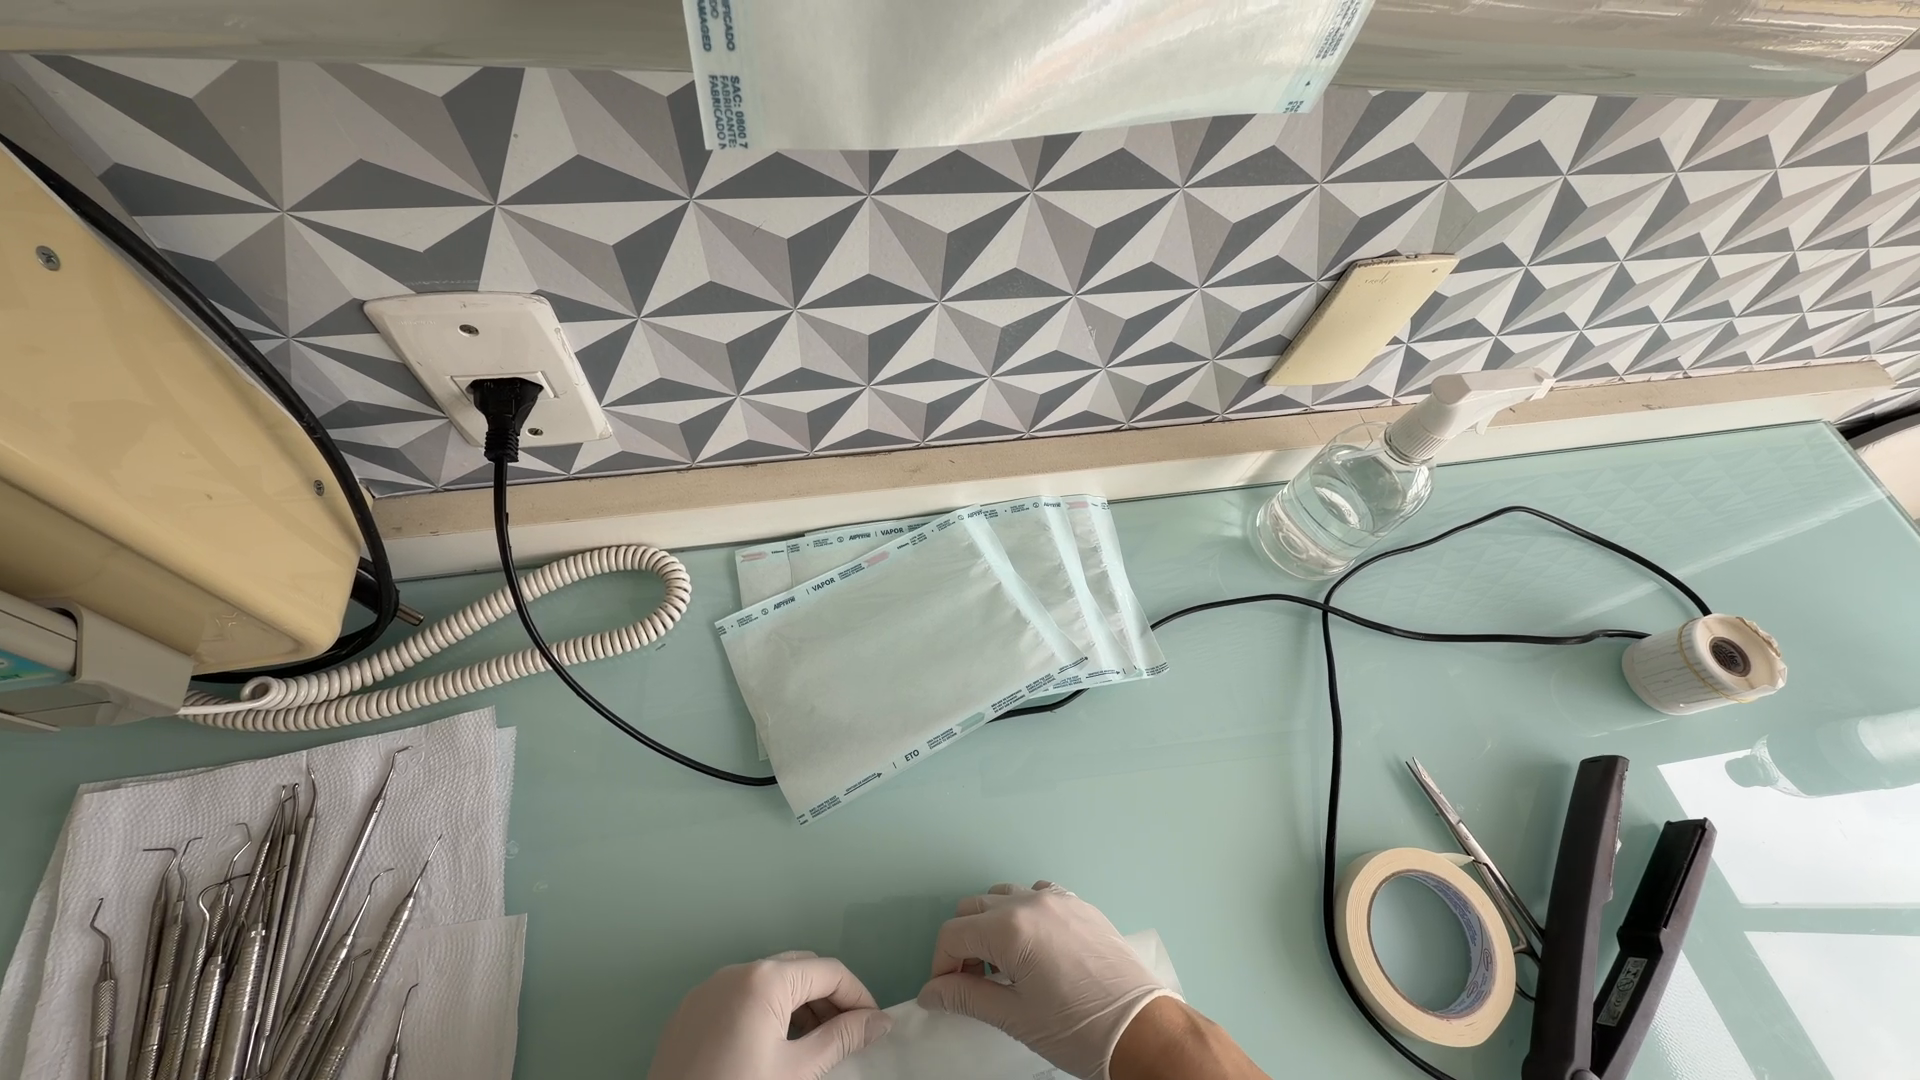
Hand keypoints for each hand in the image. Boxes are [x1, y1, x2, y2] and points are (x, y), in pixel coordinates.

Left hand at [647, 950, 892, 1079]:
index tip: (875, 1025)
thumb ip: (842, 1038)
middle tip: (849, 1035)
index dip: (858, 995)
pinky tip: (773, 1047)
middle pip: (799, 969)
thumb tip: (879, 1021)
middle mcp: (736, 971)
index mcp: (765, 978)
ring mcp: (708, 989)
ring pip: (769, 982)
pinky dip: (766, 1011)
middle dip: (829, 997)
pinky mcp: (690, 1011)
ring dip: (798, 1005)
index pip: (829, 971)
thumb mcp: (798, 1072)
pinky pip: (740, 997)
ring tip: (815, 1045)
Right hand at [917, 881, 1174, 1079]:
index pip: (952, 934)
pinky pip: (1037, 895)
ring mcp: (1057, 898)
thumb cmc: (1077, 1028)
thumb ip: (966, 996)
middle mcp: (1029, 902)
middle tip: (975, 982)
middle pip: (973, 909)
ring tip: (1005, 966)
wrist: (1141, 1028)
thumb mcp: (1014, 1017)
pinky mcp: (1079, 904)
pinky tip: (1035, 946)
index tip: (948, 993)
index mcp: (1009, 928)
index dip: (941, 965)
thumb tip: (931, 992)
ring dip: (991, 924)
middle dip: (964, 944)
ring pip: (1004, 896)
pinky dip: (1024, 912)